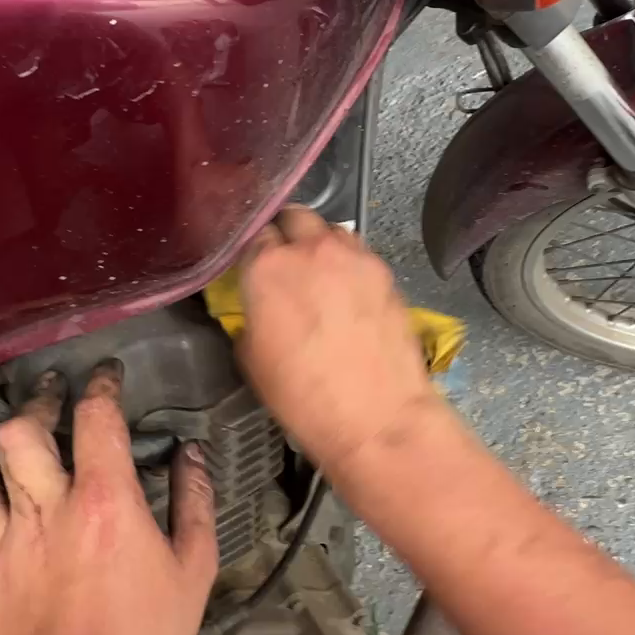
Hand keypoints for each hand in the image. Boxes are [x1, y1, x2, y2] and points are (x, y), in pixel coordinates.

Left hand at [0, 362, 217, 634]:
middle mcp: (44, 515)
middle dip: (37, 402)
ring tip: (2, 449)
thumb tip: (189, 452)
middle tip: (51, 398)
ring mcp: (1, 552)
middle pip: (20, 433)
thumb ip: (194, 498)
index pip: (95, 418)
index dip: (101, 385)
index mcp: (103, 503)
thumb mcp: (195, 565)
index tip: (107, 376)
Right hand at [234, 206, 445, 474]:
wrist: (377, 416)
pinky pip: (359, 253)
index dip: (253, 250)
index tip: (253, 266)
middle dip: (286, 233)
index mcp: (267, 267)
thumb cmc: (304, 396)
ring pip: (330, 230)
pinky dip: (348, 262)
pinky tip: (347, 291)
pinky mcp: (384, 270)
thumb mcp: (251, 358)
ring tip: (319, 273)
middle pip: (294, 217)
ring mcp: (353, 256)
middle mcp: (310, 249)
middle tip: (285, 261)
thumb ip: (250, 315)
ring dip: (320, 244)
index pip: (253, 234)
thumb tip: (259, 305)